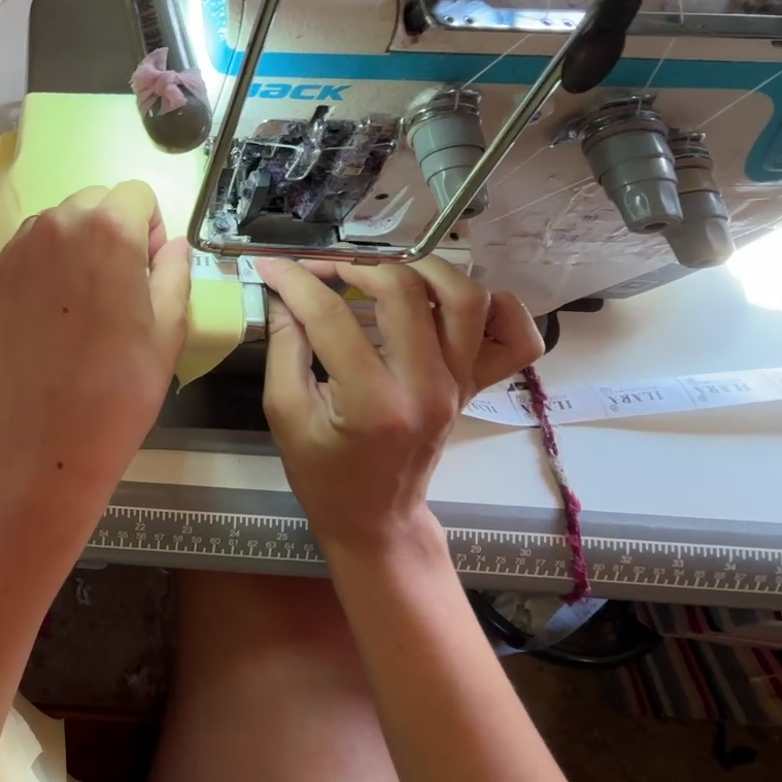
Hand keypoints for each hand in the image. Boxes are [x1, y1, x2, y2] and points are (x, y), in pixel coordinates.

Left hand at [0, 182, 191, 510]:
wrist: (48, 435)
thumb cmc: (123, 383)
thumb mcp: (169, 327)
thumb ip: (174, 270)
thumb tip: (171, 245)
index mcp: (108, 228)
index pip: (136, 195)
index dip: (149, 229)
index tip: (146, 269)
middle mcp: (53, 225)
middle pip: (88, 203)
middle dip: (106, 231)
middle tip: (111, 288)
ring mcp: (9, 253)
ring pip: (47, 230)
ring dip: (65, 251)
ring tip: (72, 309)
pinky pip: (15, 263)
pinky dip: (30, 281)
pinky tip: (39, 326)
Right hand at [256, 256, 542, 553]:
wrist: (373, 516)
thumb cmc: (320, 471)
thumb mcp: (284, 410)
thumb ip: (284, 344)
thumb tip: (283, 292)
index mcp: (373, 400)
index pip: (330, 314)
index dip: (294, 280)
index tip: (268, 265)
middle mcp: (428, 386)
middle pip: (402, 292)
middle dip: (351, 265)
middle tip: (317, 269)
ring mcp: (460, 384)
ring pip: (464, 299)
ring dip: (419, 270)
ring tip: (377, 271)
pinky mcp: (475, 385)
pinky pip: (513, 336)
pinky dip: (493, 306)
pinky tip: (445, 300)